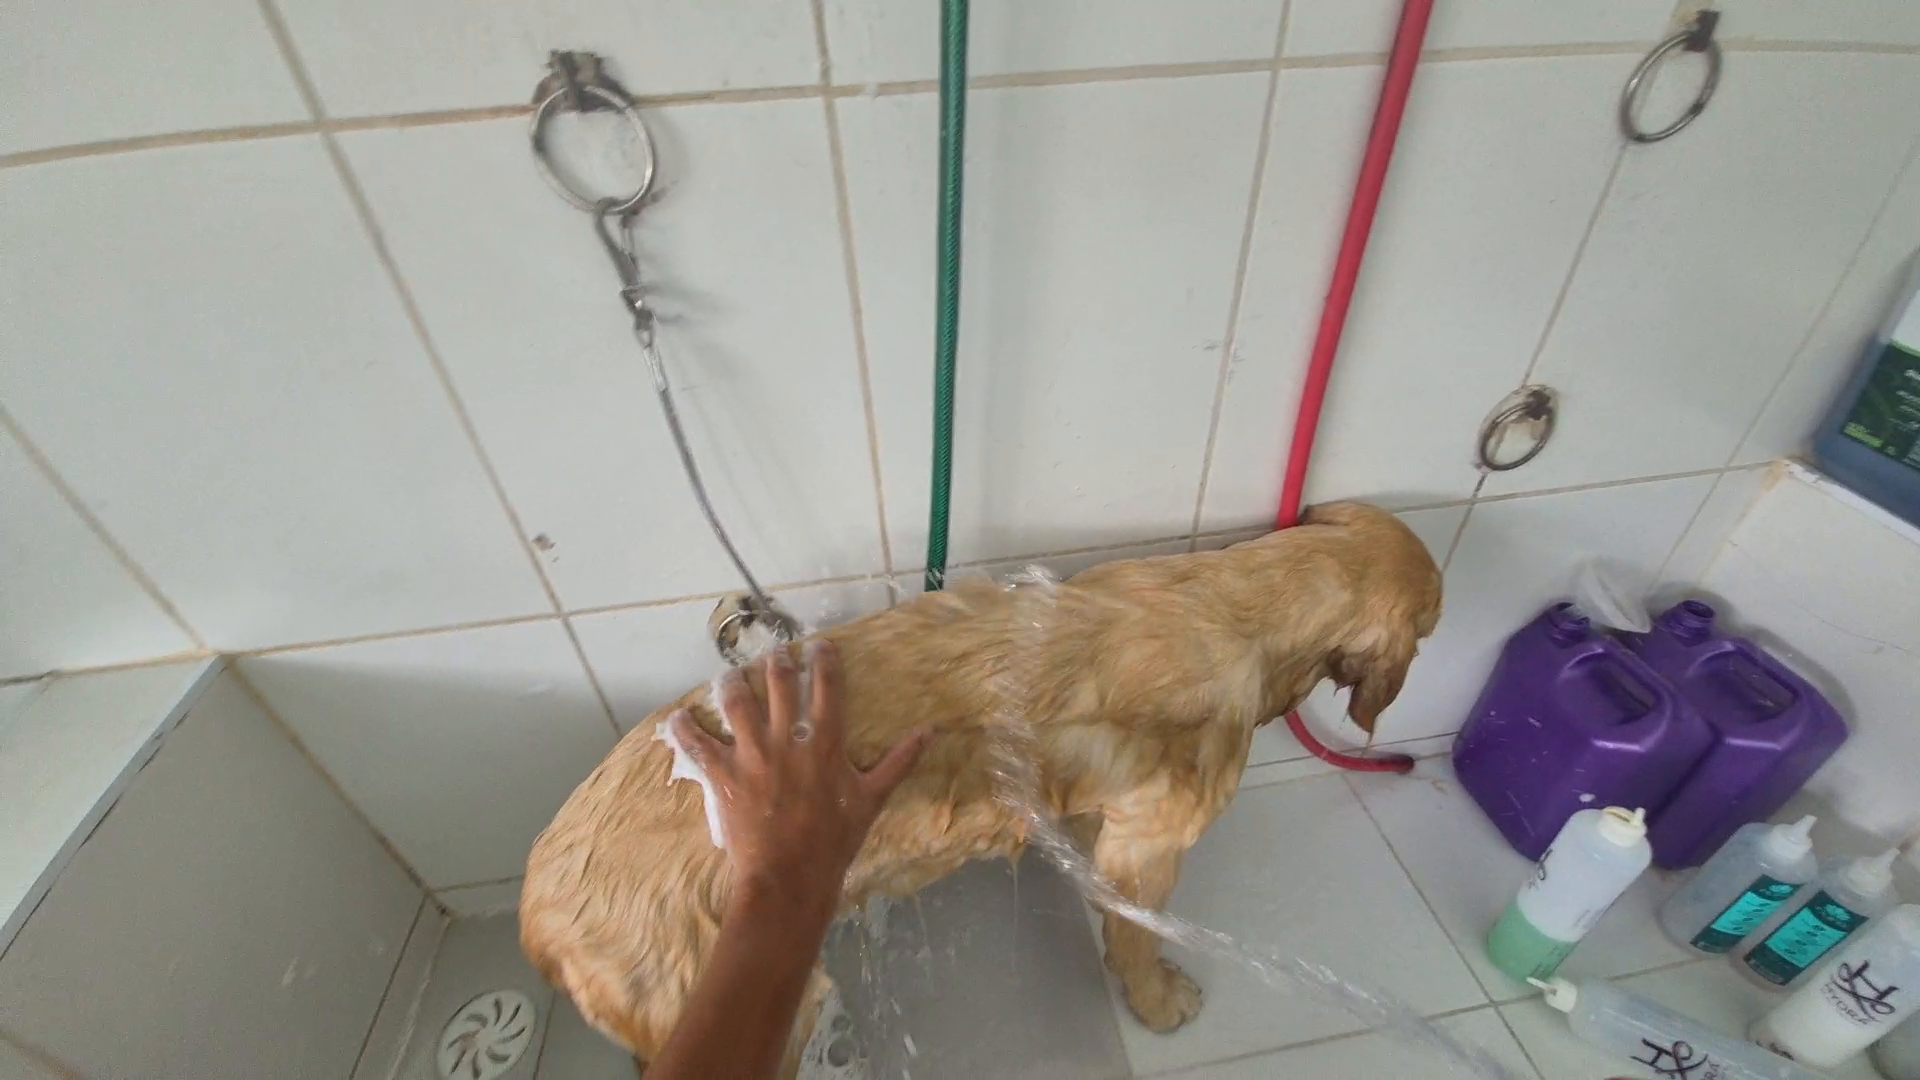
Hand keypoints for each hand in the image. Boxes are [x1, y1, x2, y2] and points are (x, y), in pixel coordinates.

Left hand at [670, 640, 929, 919]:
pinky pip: (699, 746)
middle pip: (780, 684)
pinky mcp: (724, 777)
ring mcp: (752, 755)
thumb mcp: (873, 799)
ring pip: (737, 703)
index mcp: (825, 741)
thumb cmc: (834, 839)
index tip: (820, 644)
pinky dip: (685, 730)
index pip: (827, 686)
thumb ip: (900, 761)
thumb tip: (931, 731)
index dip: (824, 659)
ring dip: (733, 681)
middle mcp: (787, 739)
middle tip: (776, 651)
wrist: (789, 880)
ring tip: (732, 673)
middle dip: (777, 661)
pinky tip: (677, 717)